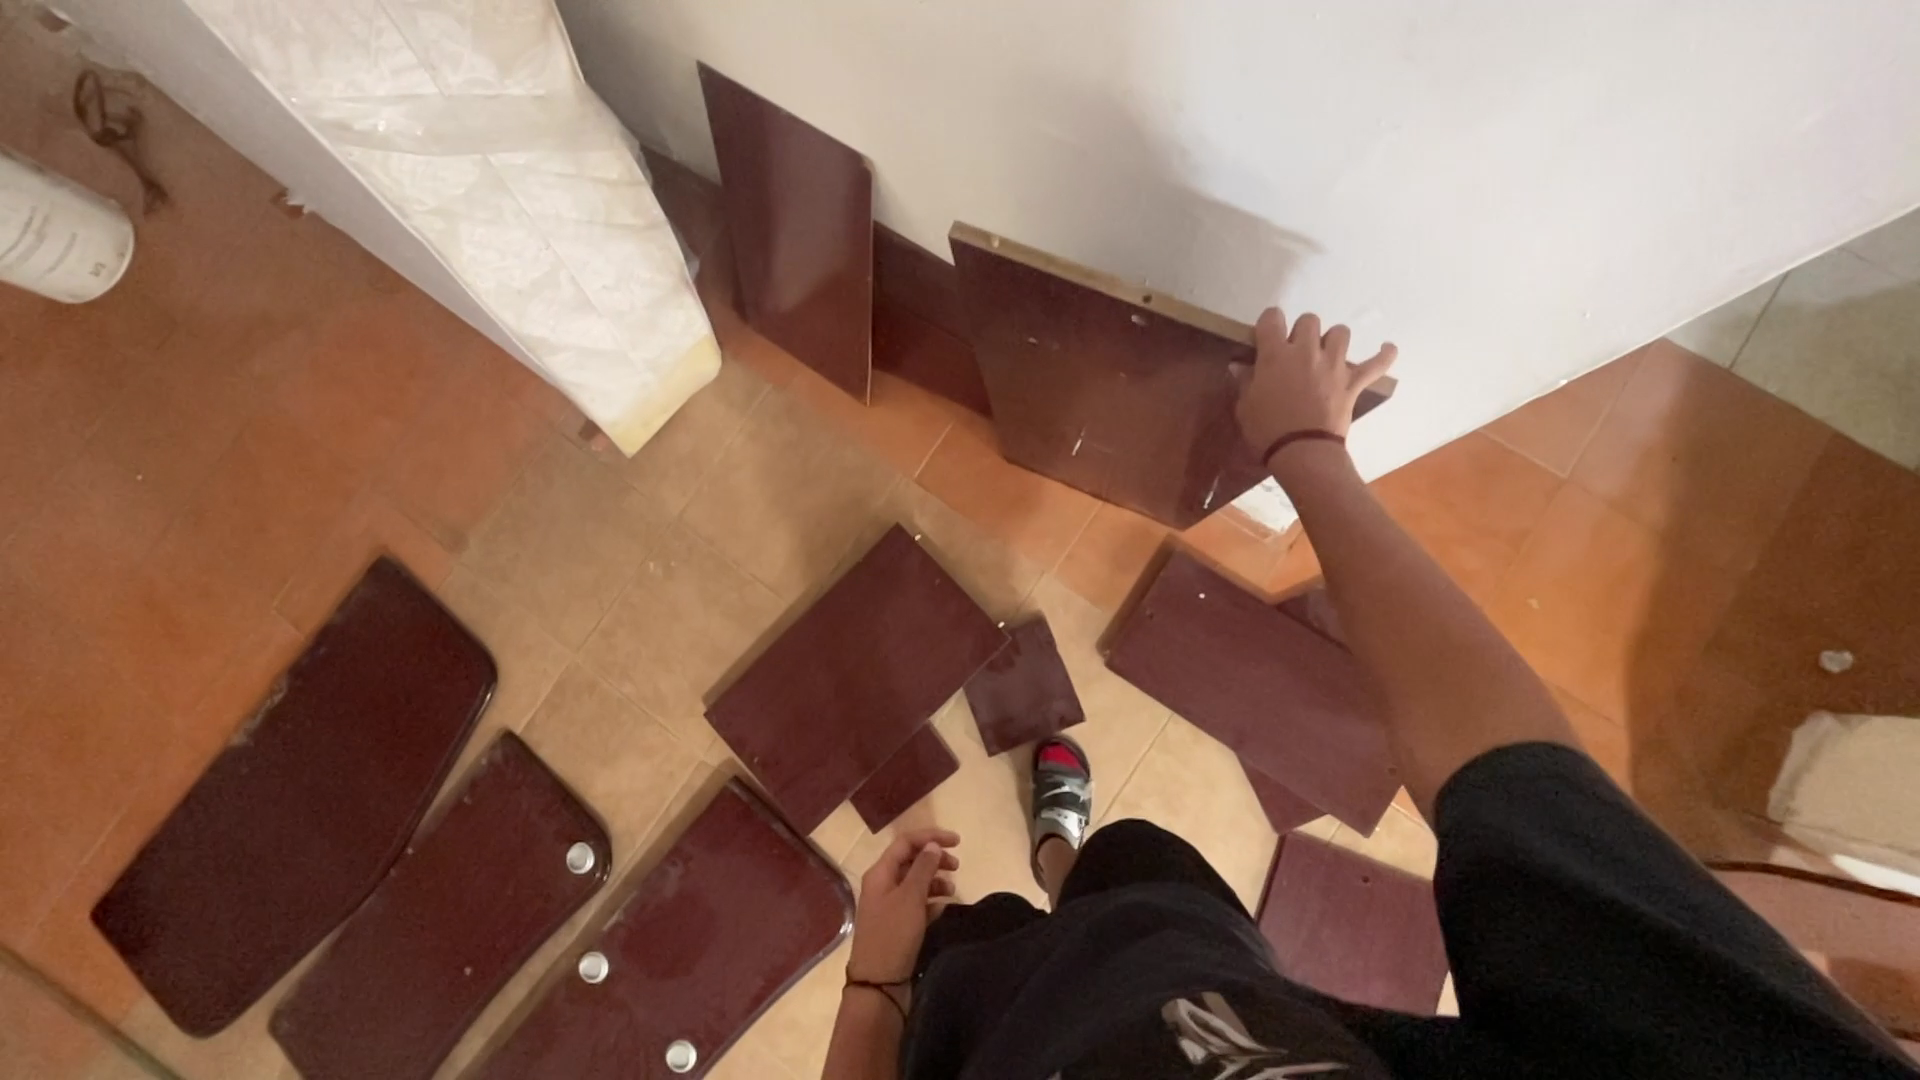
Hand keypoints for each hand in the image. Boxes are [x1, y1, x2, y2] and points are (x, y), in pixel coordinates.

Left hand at [847, 828, 959, 982]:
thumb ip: (923, 868)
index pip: (906, 842)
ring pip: (914, 882)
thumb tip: (932, 845)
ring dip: (934, 881)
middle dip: (934, 859)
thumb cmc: (894, 934)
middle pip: (910, 860)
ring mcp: (888, 905)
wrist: (878, 985)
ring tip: (952, 891)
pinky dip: (931, 901)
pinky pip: (916, 904)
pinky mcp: (896, 925)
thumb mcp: (911, 897)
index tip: (957, 841)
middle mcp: (882, 884)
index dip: (931, 837)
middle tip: (957, 866)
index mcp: (880, 872)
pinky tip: (944, 908)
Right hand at [1235, 308, 1396, 459]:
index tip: (1266, 337)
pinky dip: (1384, 355)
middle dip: (1301, 331)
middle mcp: (1306, 351)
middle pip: (1309, 320)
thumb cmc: (1266, 430)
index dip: (1269, 323)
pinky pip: (1377, 363)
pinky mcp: (1353, 382)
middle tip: (1295, 351)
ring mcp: (1334, 365)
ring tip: (1326, 354)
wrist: (1301, 452)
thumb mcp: (1244, 406)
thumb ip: (1245, 382)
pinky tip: (1386, 349)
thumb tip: (1240, 366)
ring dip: (1332, 340)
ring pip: (1340, 333)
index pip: (1272, 318)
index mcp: (1275, 355)